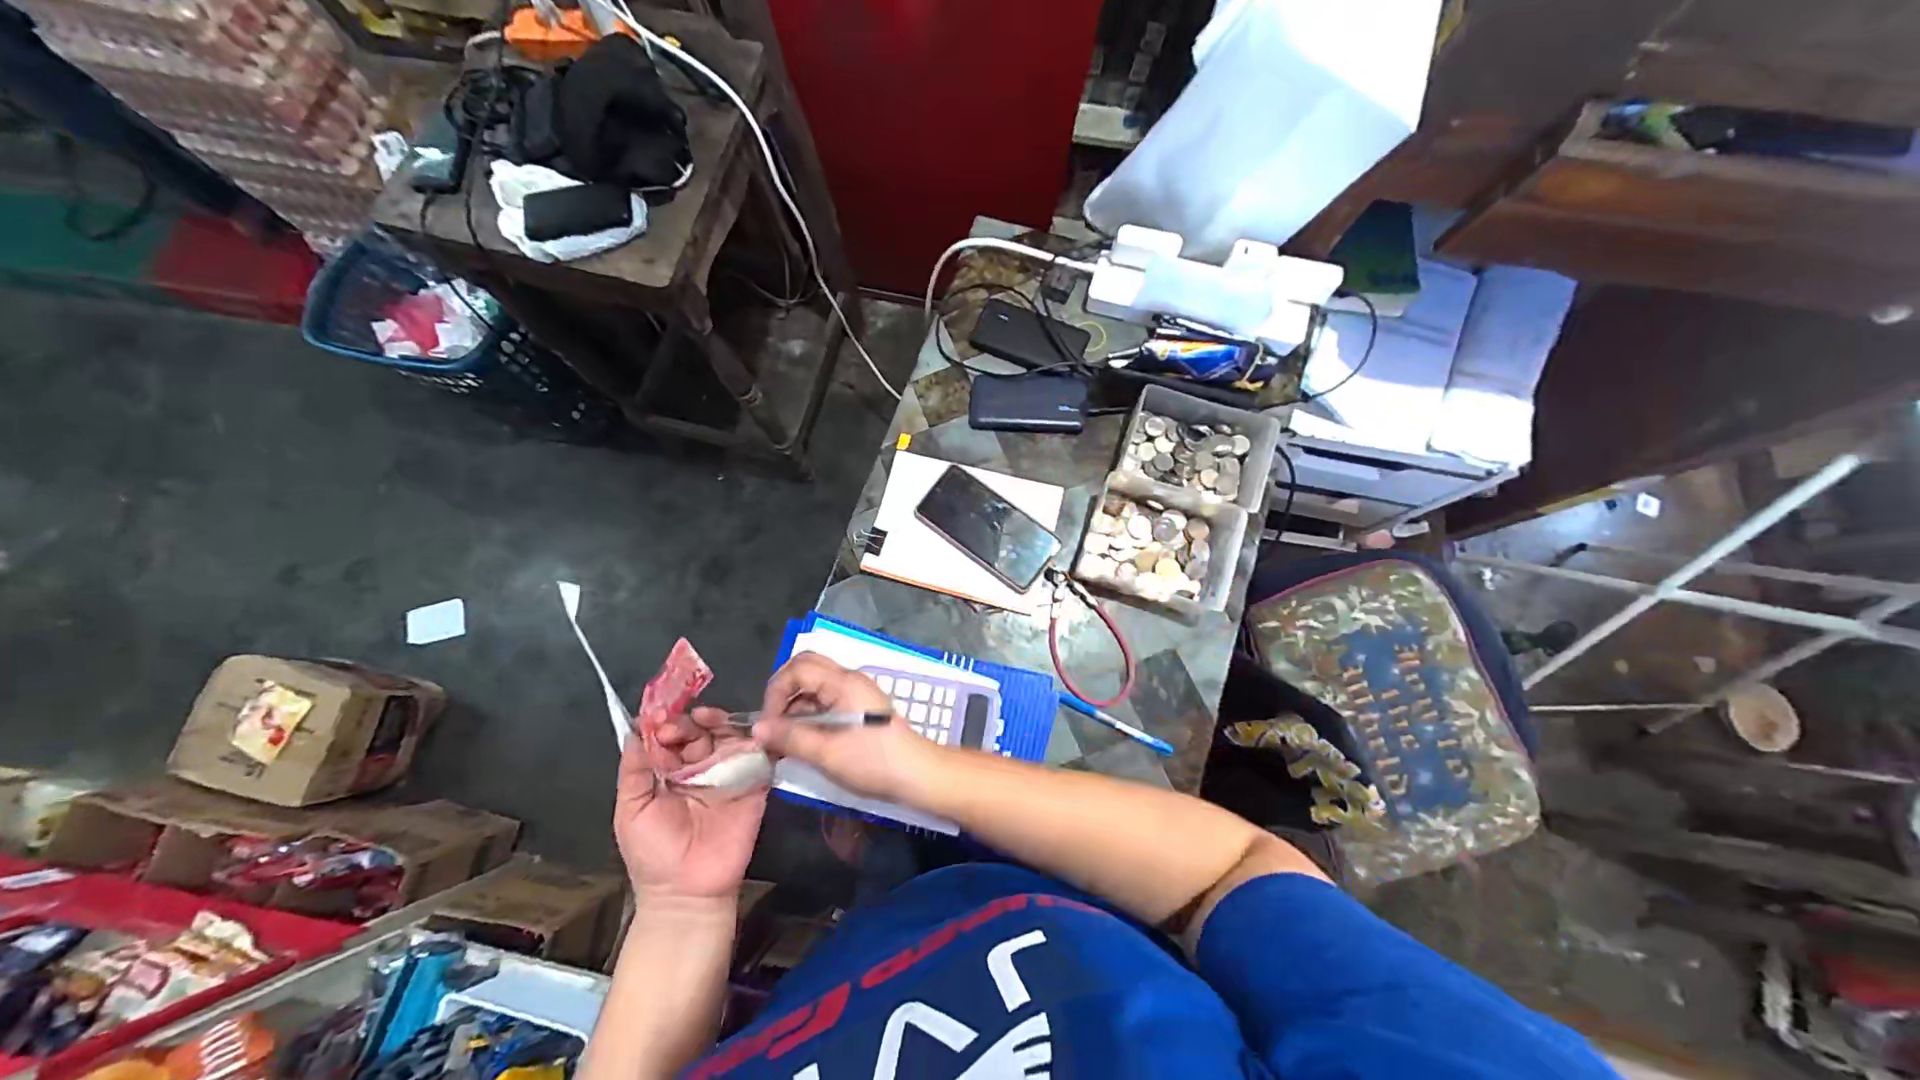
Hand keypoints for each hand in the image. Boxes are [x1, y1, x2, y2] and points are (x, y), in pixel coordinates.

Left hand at [614, 707, 767, 900]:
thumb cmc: (653, 854)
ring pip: (726, 735)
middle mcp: (699, 768)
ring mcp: (727, 774)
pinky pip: (756, 754)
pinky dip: (752, 737)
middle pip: (698, 731)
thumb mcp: (631, 811)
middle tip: (677, 726)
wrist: (687, 893)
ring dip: (717, 721)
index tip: (657, 716)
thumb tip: (634, 730)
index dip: (663, 722)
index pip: (668, 737)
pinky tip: (740, 732)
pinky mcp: (753, 783)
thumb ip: (634, 770)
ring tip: (706, 718)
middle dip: (687, 722)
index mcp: (668, 773)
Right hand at [752, 653, 941, 802]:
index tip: (769, 725)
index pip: (797, 669)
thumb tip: (758, 728)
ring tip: (784, 739)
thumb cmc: (873, 761)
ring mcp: (856, 692)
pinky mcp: (860, 707)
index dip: (775, 693)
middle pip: (806, 669)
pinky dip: (810, 714)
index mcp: (843, 683)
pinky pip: (827, 699)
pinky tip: (804, 740)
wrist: (917, 773)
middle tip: (773, 724)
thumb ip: (790, 737)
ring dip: (795, 706)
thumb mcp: (826, 753)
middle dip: (783, 693)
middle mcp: (849, 679)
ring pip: (815, 685)